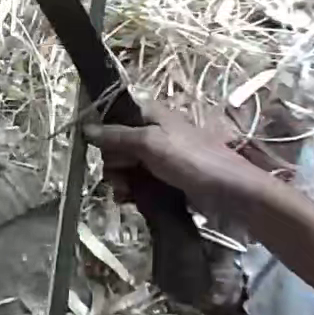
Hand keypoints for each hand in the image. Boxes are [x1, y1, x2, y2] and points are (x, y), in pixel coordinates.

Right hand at [82, 106, 279, 217]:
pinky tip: (129, 200)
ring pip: (125, 165)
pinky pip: (137, 181)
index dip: (104, 134)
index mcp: (150, 113)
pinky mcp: (164, 178)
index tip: (101, 151)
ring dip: (120, 180)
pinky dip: (131, 190)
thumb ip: (117, 135)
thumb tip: (86, 128)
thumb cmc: (190, 159)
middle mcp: (152, 131)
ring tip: (125, 194)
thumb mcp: (150, 143)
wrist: (228, 191)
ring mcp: (158, 156)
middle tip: (119, 177)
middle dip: (113, 162)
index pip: (114, 116)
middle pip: (117, 144)